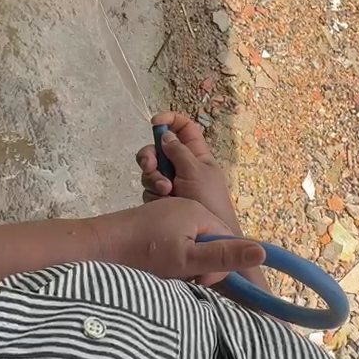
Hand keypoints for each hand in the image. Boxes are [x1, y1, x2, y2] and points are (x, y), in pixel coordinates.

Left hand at [92, 198, 264, 285]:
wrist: (98, 247)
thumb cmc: (143, 253)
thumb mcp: (187, 259)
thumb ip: (223, 256)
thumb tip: (263, 252)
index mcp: (198, 211)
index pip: (226, 241)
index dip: (217, 264)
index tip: (197, 279)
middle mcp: (185, 206)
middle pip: (209, 242)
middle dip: (199, 264)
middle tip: (179, 277)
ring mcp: (167, 213)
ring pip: (190, 245)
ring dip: (183, 264)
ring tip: (164, 272)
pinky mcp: (153, 223)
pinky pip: (173, 242)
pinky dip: (168, 257)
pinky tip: (154, 266)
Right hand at [136, 113, 239, 234]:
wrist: (208, 238)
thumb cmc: (209, 201)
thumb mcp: (196, 172)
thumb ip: (179, 152)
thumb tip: (166, 134)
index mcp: (197, 154)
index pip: (184, 128)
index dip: (170, 121)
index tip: (155, 123)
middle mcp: (182, 166)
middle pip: (159, 149)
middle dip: (151, 156)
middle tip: (151, 166)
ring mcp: (172, 182)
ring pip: (151, 170)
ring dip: (154, 178)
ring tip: (165, 191)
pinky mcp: (163, 199)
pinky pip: (149, 189)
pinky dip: (153, 193)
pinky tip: (162, 202)